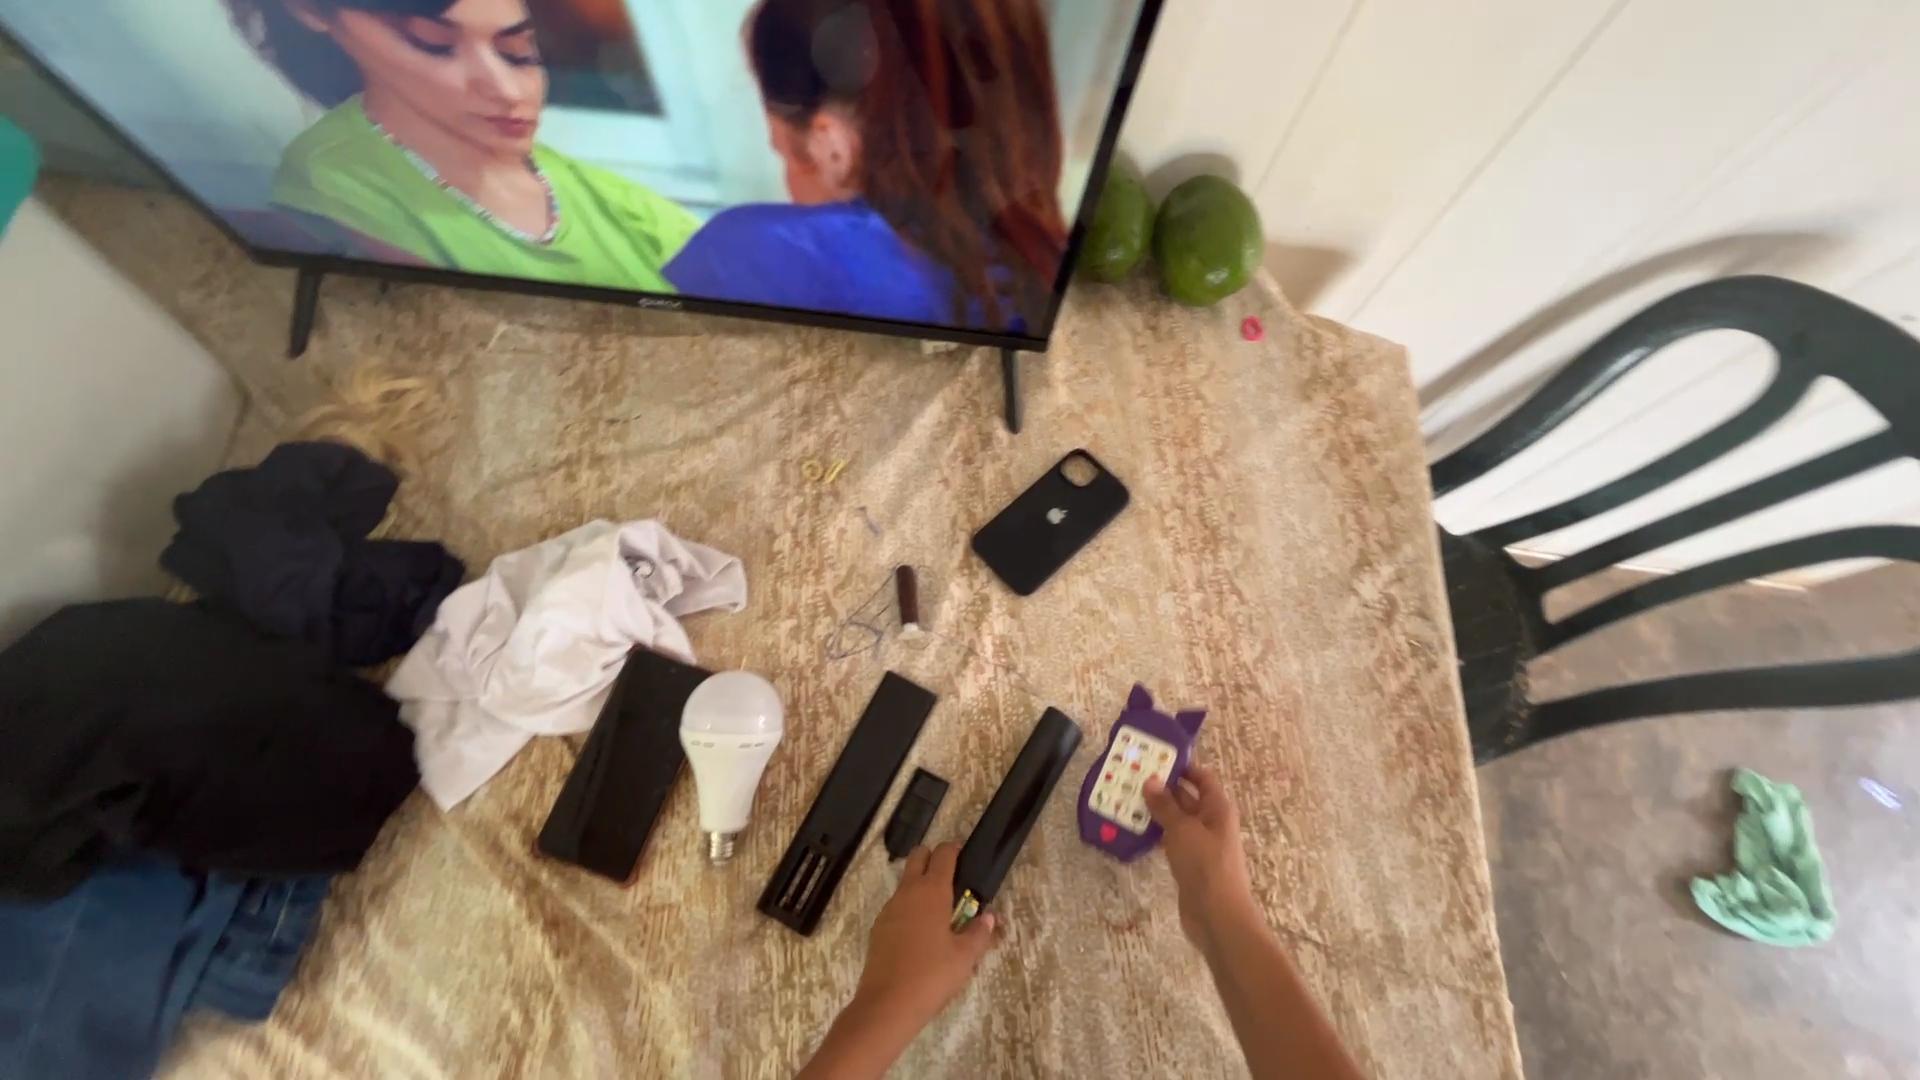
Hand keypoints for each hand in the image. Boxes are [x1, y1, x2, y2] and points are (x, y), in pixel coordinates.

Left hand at [852, 842, 999, 1030]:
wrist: (886, 1004)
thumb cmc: (931, 975)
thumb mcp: (964, 957)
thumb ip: (978, 933)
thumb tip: (987, 917)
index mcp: (932, 890)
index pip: (943, 853)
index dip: (954, 849)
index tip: (964, 854)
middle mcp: (909, 891)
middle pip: (919, 856)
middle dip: (933, 858)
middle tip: (951, 879)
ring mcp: (890, 907)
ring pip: (906, 880)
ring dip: (920, 884)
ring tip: (939, 912)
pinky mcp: (879, 925)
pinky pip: (897, 904)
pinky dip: (909, 906)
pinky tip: (919, 934)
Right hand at [1143, 764, 1255, 948]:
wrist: (1217, 917)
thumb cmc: (1204, 865)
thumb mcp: (1182, 829)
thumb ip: (1165, 805)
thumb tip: (1151, 780)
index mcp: (1217, 808)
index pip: (1202, 777)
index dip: (1182, 765)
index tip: (1155, 756)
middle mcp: (1211, 822)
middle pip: (1187, 796)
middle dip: (1163, 786)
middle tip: (1132, 775)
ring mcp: (1200, 843)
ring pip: (1176, 818)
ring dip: (1156, 810)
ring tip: (1127, 798)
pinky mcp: (1189, 862)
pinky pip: (1171, 839)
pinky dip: (1156, 832)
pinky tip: (1134, 828)